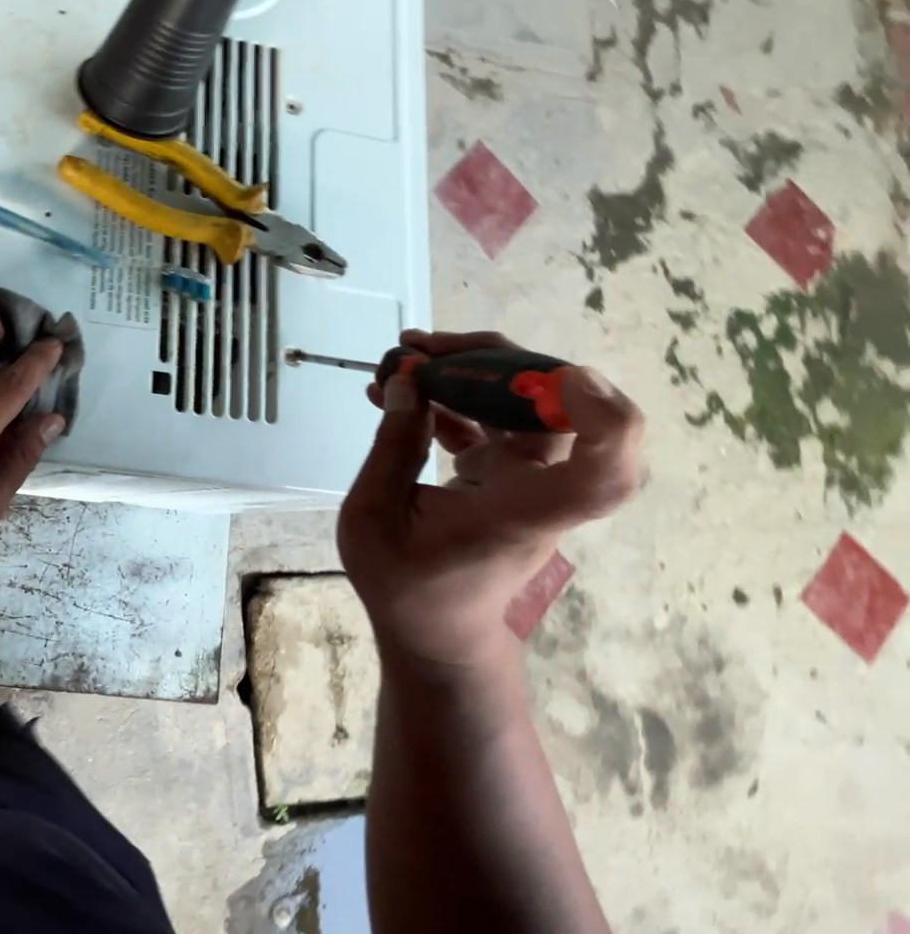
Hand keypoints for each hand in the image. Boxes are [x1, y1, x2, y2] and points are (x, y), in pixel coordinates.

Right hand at [337, 330, 645, 670]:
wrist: (435, 630)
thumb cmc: (403, 586)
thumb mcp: (373, 515)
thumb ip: (392, 446)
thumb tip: (408, 378)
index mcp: (518, 513)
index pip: (601, 474)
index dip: (604, 418)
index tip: (561, 377)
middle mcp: (538, 489)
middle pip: (557, 409)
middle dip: (494, 360)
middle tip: (420, 346)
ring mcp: (527, 478)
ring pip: (526, 405)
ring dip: (471, 371)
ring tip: (403, 357)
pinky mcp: (508, 475)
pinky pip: (494, 422)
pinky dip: (453, 399)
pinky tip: (402, 391)